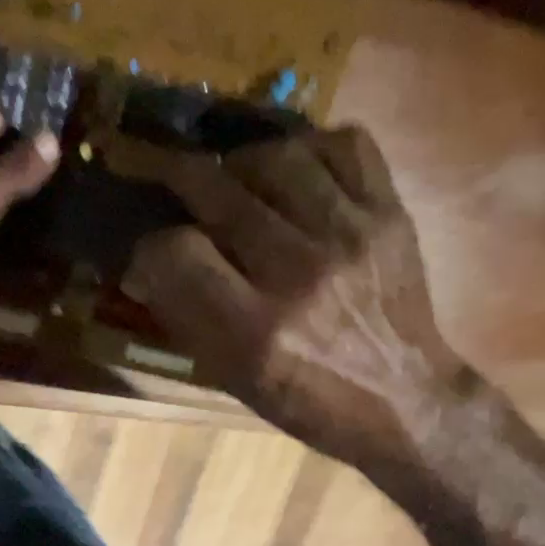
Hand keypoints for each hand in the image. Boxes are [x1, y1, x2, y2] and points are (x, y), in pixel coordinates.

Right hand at [121, 127, 474, 468]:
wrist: (403, 400)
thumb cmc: (303, 398)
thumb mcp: (230, 375)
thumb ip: (184, 315)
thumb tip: (141, 263)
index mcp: (254, 330)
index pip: (176, 252)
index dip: (148, 247)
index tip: (148, 255)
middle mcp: (300, 274)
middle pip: (218, 190)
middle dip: (176, 176)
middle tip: (162, 175)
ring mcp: (350, 236)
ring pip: (277, 156)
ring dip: (241, 162)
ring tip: (234, 180)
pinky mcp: (390, 213)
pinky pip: (344, 145)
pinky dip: (309, 147)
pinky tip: (294, 172)